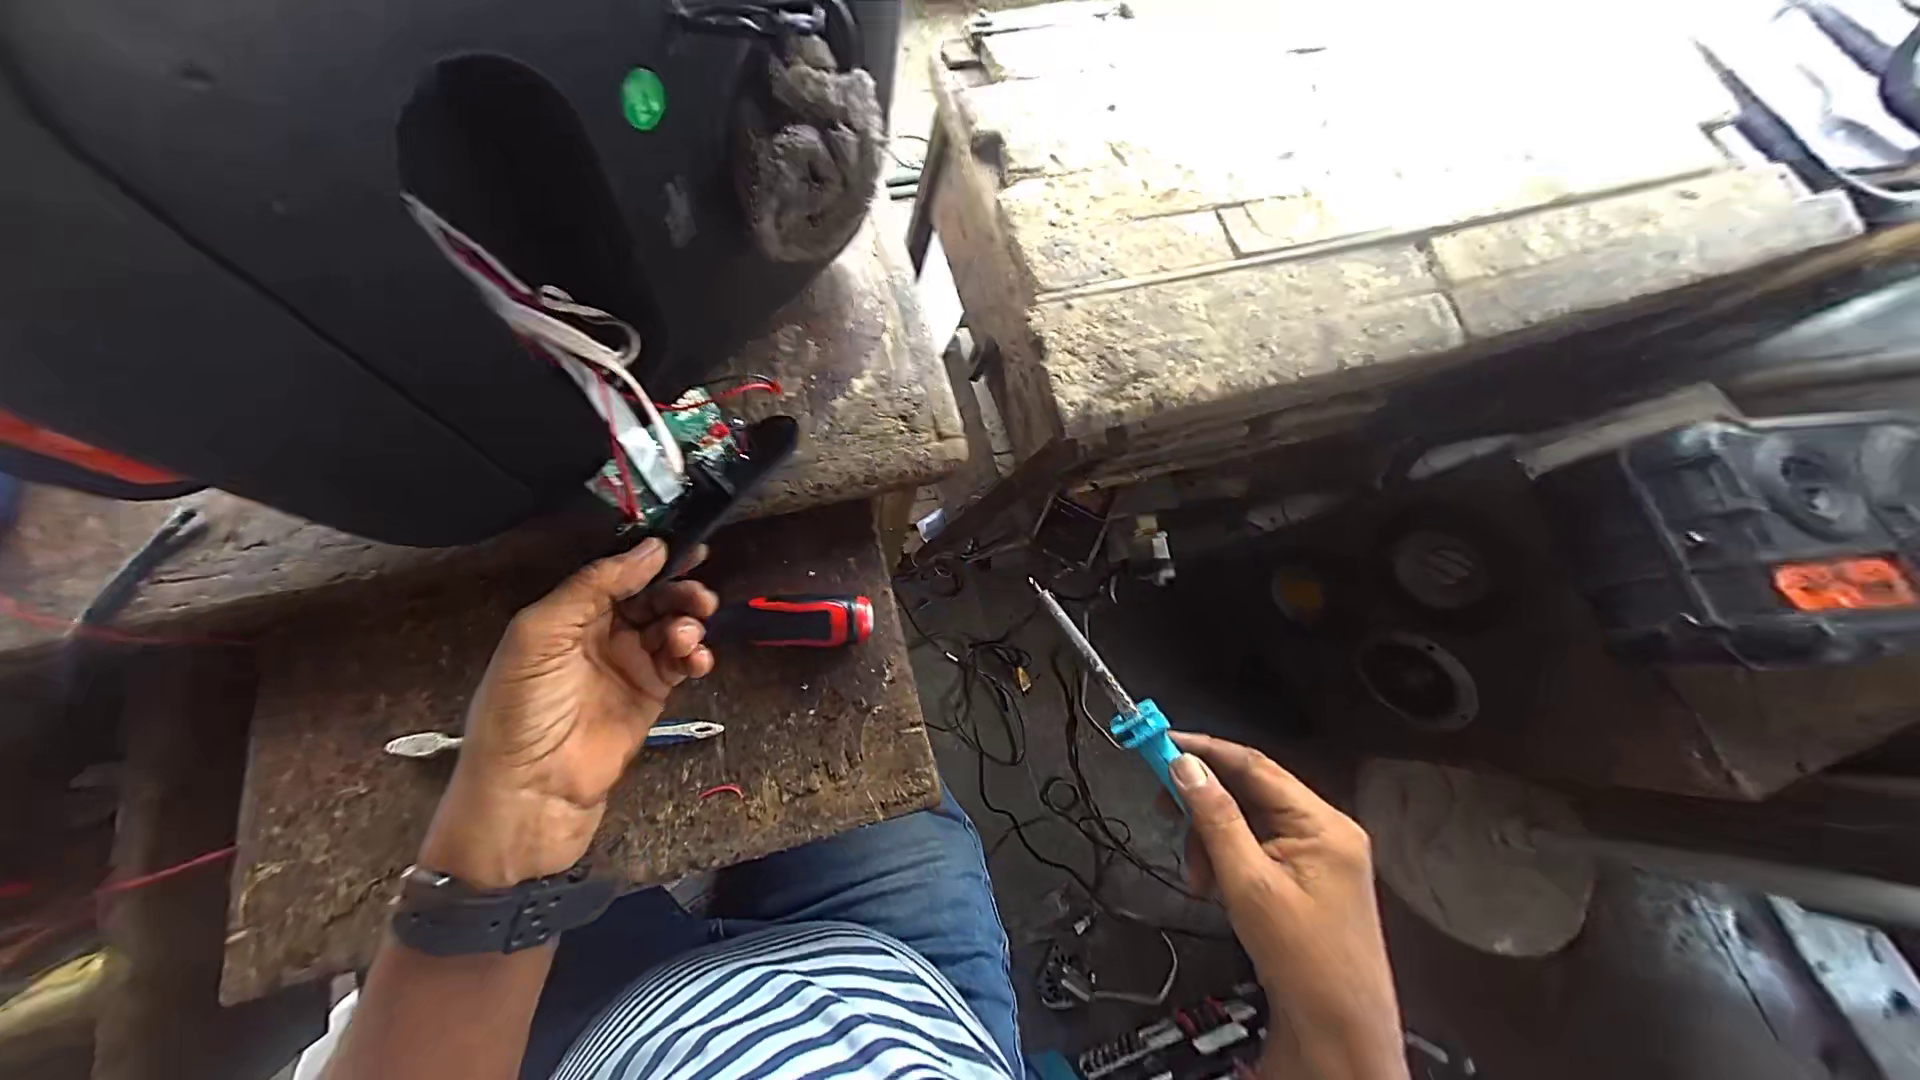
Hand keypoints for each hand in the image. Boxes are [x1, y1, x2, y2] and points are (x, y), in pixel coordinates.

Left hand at [418, 539, 717, 888]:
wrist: (534, 789)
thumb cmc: (522, 710)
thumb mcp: (541, 634)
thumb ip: (594, 585)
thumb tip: (650, 549)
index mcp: (570, 613)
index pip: (618, 574)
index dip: (651, 560)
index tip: (684, 551)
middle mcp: (602, 632)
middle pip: (653, 596)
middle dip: (679, 591)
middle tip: (698, 597)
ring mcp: (630, 662)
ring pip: (672, 625)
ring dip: (688, 623)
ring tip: (687, 637)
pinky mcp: (654, 691)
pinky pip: (683, 661)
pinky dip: (696, 655)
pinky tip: (696, 660)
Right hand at [1169, 732, 1406, 1079]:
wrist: (1341, 1040)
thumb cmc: (1304, 964)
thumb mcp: (1248, 883)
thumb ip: (1214, 817)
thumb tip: (1185, 765)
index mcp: (1322, 824)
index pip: (1253, 765)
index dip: (1204, 750)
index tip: (1161, 743)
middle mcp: (1322, 829)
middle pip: (1246, 791)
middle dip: (1202, 804)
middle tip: (1164, 808)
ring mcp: (1315, 853)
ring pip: (1243, 819)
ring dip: (1209, 838)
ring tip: (1195, 874)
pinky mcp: (1302, 874)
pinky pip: (1251, 845)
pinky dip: (1223, 857)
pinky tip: (1210, 884)